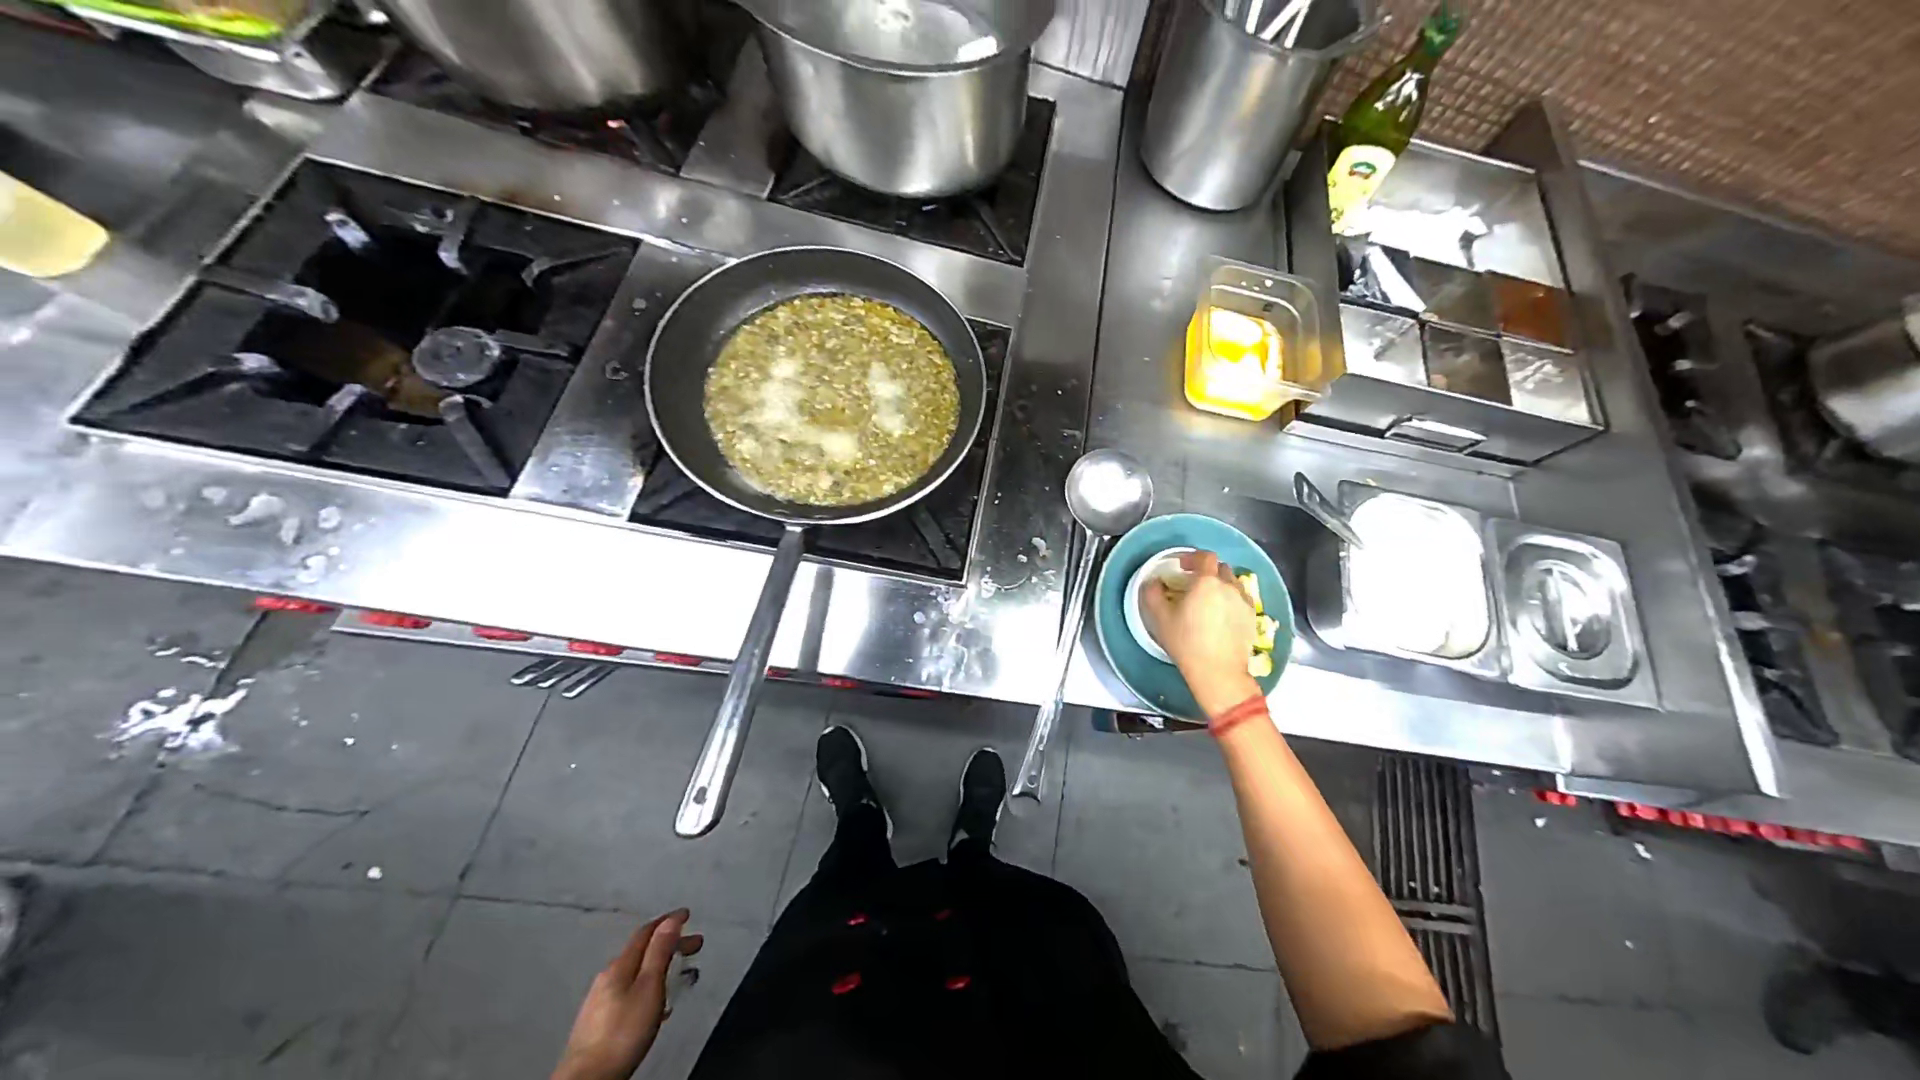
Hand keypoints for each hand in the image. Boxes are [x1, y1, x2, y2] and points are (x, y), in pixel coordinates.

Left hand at [551, 909, 702, 1079]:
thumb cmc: (623, 1032)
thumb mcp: (649, 987)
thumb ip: (659, 952)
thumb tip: (671, 920)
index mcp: (620, 966)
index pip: (646, 933)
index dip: (668, 921)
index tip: (687, 914)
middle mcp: (607, 977)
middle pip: (642, 952)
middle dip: (669, 945)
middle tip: (694, 946)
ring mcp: (600, 1000)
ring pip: (636, 973)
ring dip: (660, 967)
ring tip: (679, 975)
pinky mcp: (598, 1022)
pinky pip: (628, 992)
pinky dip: (647, 987)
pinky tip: (655, 1005)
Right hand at [1141, 550, 1261, 716]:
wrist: (1218, 671)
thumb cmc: (1186, 642)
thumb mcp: (1160, 618)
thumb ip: (1152, 593)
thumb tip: (1153, 582)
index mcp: (1207, 582)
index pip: (1205, 557)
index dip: (1192, 557)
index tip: (1182, 565)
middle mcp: (1229, 587)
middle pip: (1220, 568)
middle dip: (1207, 570)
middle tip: (1193, 582)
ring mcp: (1244, 602)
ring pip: (1233, 583)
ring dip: (1220, 584)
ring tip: (1208, 599)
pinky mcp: (1252, 618)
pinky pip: (1241, 599)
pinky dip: (1231, 600)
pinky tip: (1222, 614)